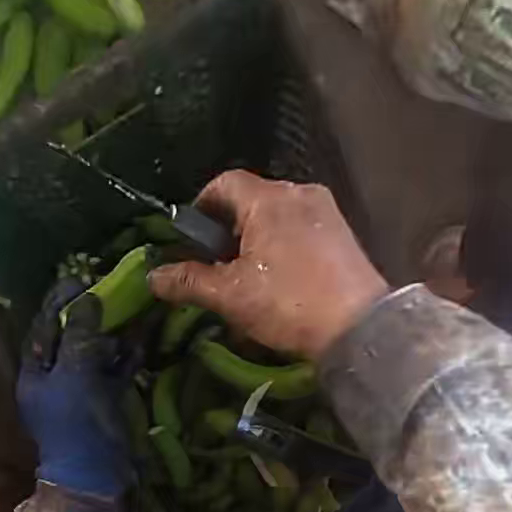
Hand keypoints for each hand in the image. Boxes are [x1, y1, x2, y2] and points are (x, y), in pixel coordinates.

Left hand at [17, 279, 131, 498]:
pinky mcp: (103, 403)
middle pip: (69, 339)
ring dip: (110, 335)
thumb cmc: (76, 422)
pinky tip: (139, 342)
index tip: (77, 279)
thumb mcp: (73, 374)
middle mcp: (54, 381)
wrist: (97, 475)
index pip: (42, 328)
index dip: (57, 303)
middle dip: (88, 316)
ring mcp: (80, 393)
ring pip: (93, 355)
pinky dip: (124, 359)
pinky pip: (112, 373)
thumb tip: (85, 299)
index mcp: (35, 374)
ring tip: (128, 311)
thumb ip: (78, 335)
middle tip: (107, 290)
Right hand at [148, 171, 388, 358]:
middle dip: (227, 229)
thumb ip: (189, 281)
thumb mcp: (230, 295)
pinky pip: (299, 229)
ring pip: (276, 215)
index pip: (224, 183)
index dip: (201, 206)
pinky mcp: (341, 234)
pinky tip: (279, 280)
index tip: (191, 238)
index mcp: (268, 200)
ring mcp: (325, 211)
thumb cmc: (287, 303)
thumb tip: (153, 277)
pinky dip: (281, 245)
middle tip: (216, 266)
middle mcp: (299, 193)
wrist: (359, 327)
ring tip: (247, 277)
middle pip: (250, 200)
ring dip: (254, 239)